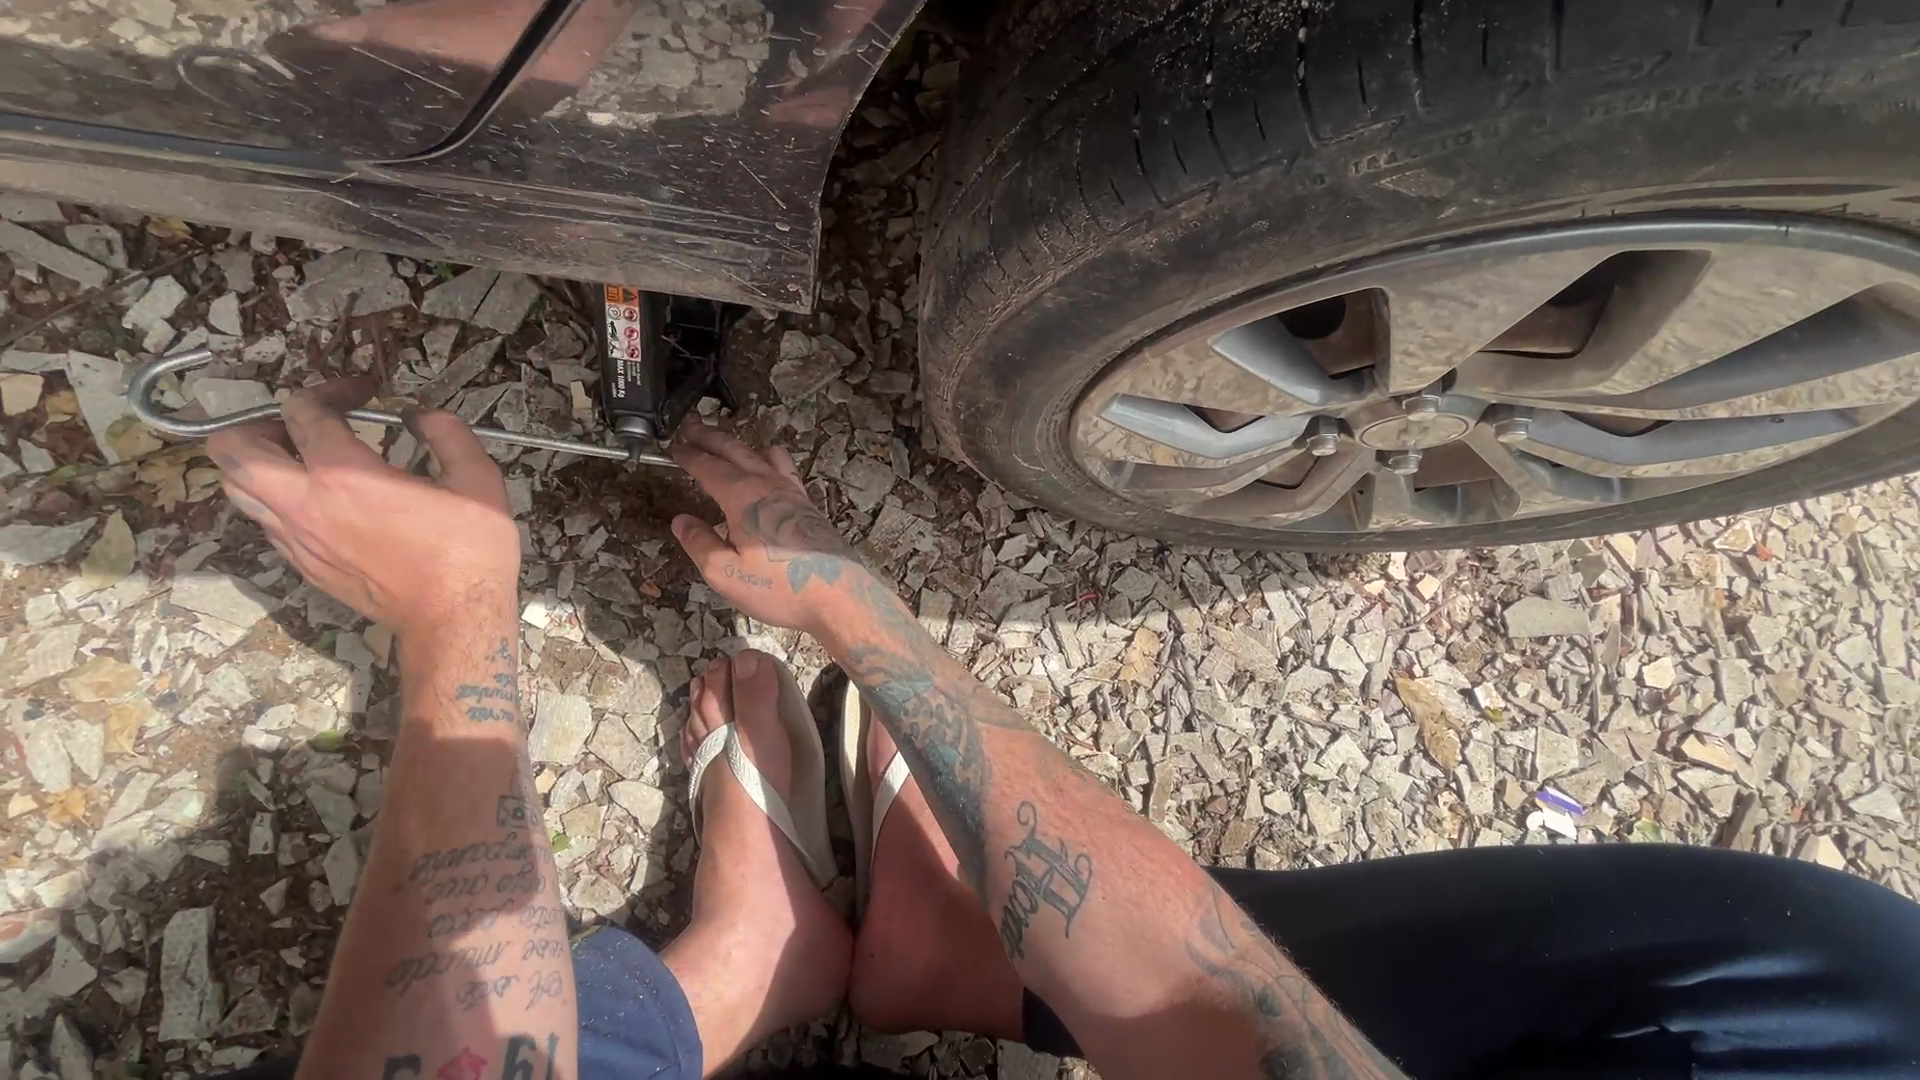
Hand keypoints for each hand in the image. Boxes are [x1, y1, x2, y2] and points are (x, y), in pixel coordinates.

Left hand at [207, 378, 520, 640]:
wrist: (453, 617)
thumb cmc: (471, 549)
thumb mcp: (479, 480)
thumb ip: (447, 434)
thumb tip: (419, 415)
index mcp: (346, 473)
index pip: (304, 411)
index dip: (331, 390)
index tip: (363, 392)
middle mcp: (303, 502)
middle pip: (231, 447)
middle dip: (261, 423)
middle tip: (306, 427)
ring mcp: (295, 537)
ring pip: (236, 487)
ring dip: (260, 464)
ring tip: (304, 462)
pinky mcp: (302, 564)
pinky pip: (265, 520)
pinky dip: (281, 501)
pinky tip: (326, 505)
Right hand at [669, 424, 864, 635]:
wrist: (837, 596)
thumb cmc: (780, 587)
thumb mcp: (725, 572)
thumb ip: (699, 543)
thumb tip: (681, 522)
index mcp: (743, 497)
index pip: (708, 466)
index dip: (688, 455)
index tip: (673, 448)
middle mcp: (769, 485)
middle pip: (736, 450)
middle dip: (710, 437)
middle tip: (691, 428)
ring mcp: (793, 493)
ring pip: (764, 454)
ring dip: (740, 445)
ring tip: (726, 444)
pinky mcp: (808, 506)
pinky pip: (785, 469)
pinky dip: (767, 459)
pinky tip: (766, 471)